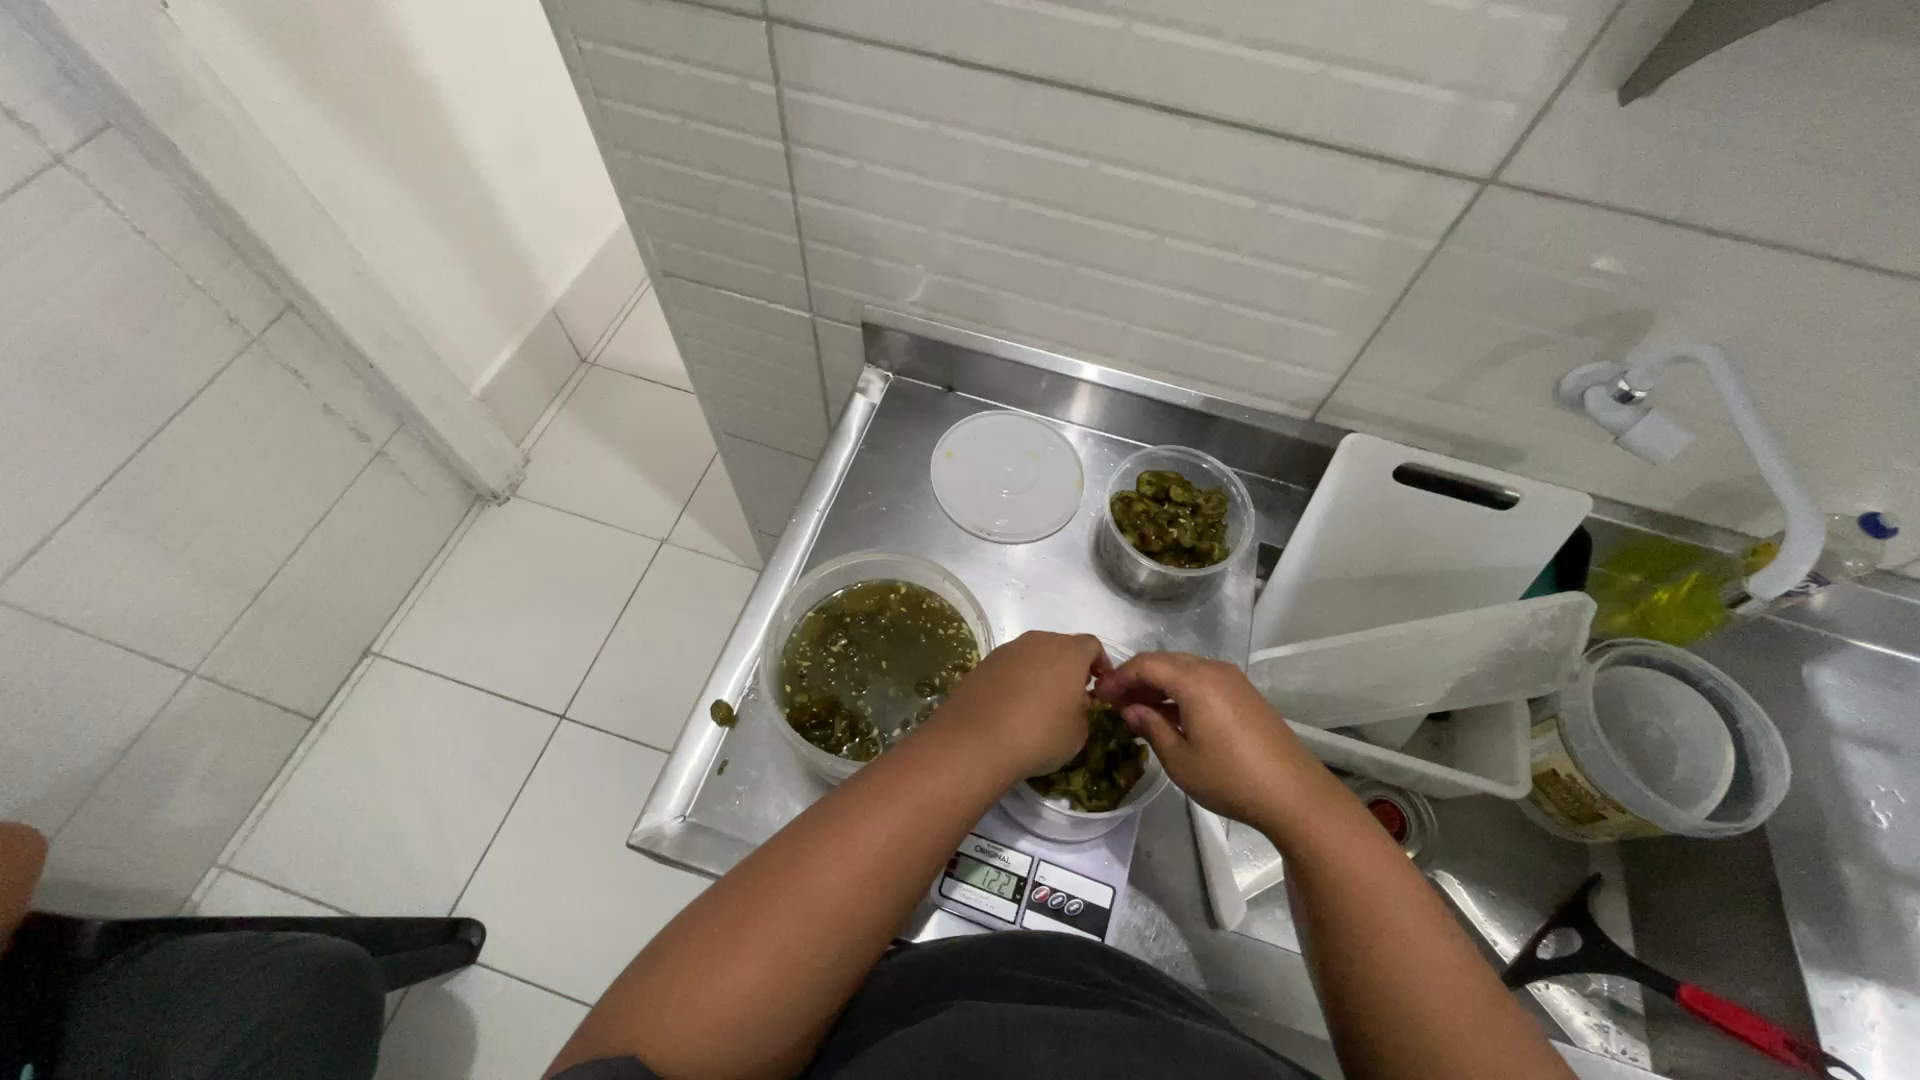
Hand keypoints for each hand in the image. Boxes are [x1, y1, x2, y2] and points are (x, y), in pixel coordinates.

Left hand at [932, 631, 1108, 778]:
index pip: (1092, 646)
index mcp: (1069, 652)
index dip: (1100, 665)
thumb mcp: (1078, 732)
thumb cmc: (1039, 735)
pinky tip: (1011, 708)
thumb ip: (1083, 710)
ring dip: (1040, 674)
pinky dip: (1015, 682)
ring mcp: (1006, 650)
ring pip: (1032, 656)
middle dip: (1068, 668)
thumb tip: (1074, 702)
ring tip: (1038, 705)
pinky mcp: (982, 664)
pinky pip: (1009, 668)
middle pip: (1060, 647)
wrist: (975, 740)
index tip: (1099, 687)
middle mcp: (1038, 641)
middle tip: (1069, 697)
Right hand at [1095, 653, 1332, 828]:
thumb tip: (1130, 709)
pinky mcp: (1245, 696)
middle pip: (1165, 662)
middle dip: (1137, 679)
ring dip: (1159, 685)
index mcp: (1195, 681)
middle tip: (1115, 702)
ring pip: (1185, 671)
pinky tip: (1171, 716)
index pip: (1146, 664)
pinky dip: (1180, 692)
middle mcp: (1214, 671)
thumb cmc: (1230, 778)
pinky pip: (1203, 682)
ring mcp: (1234, 682)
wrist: (1294, 794)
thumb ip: (1151, 727)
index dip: (1119, 677)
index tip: (1099, 695)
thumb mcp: (1179, 759)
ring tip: (1138, 711)